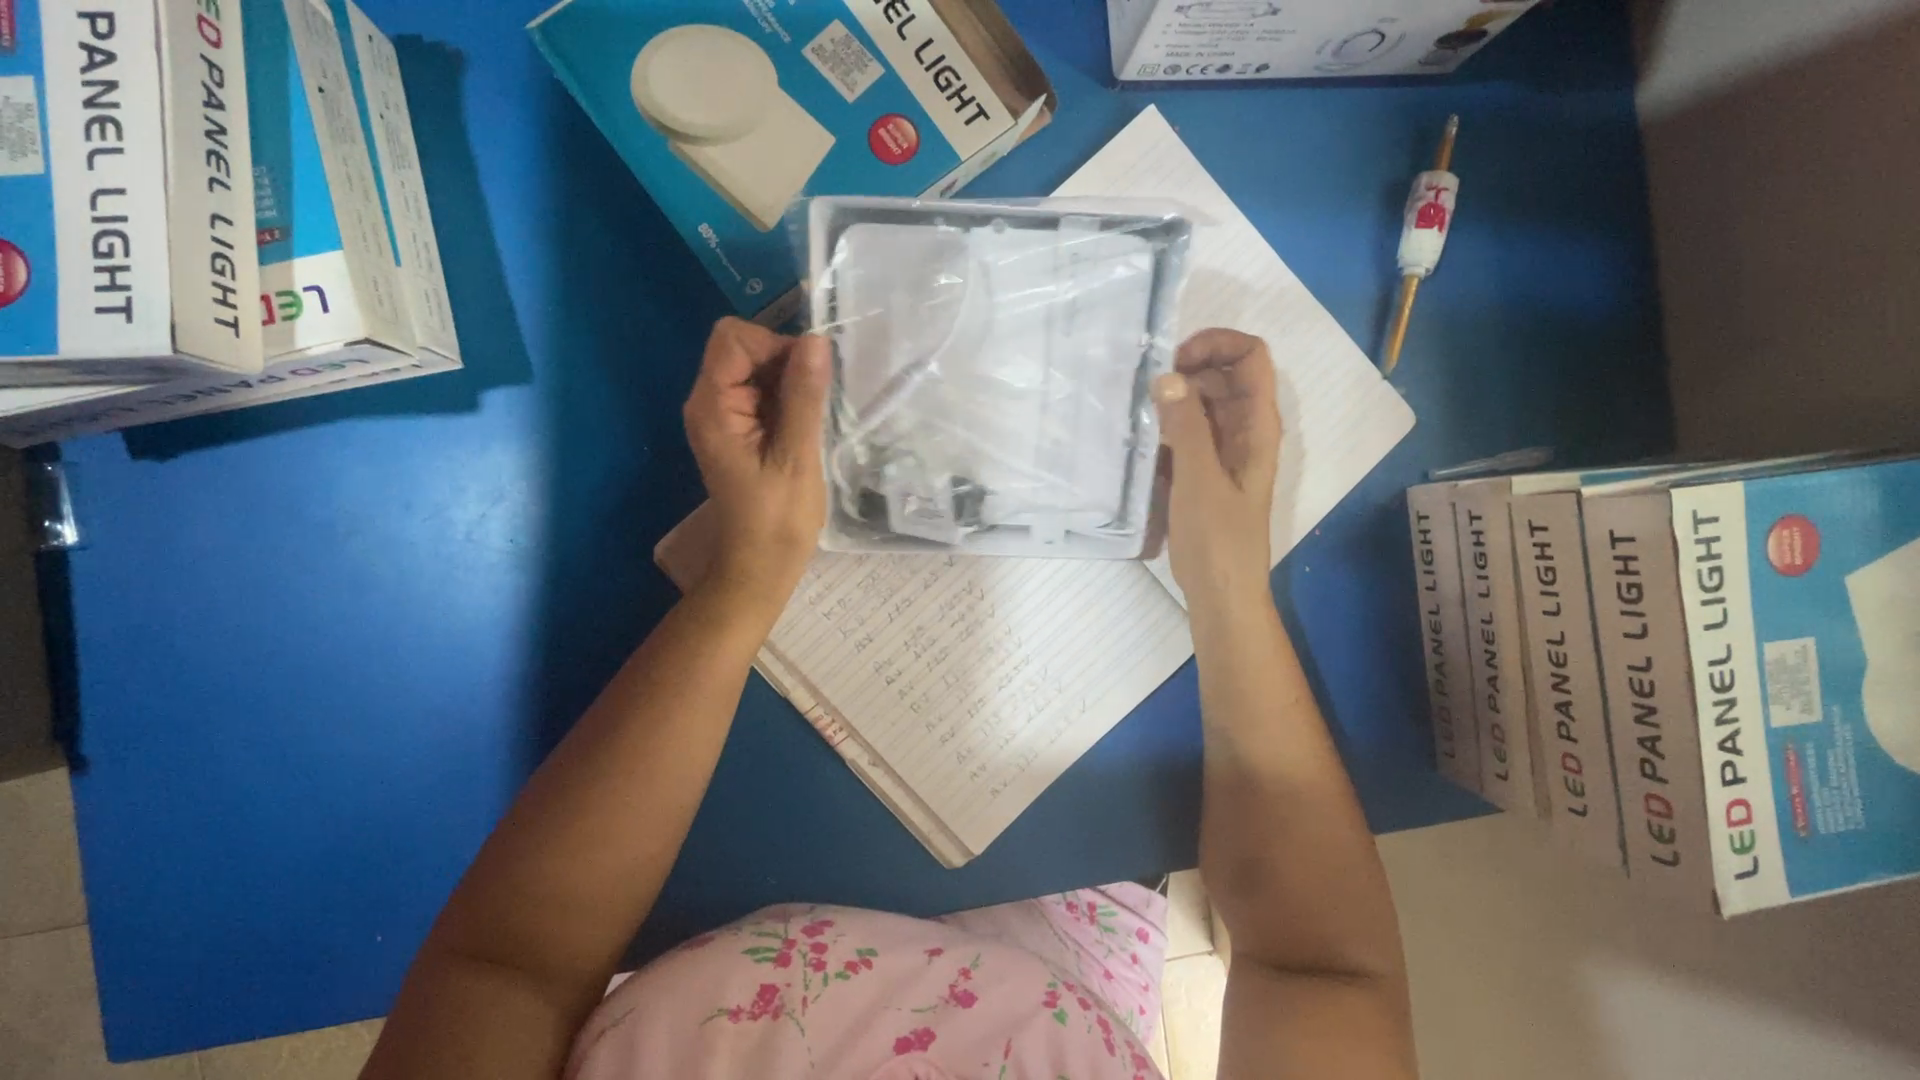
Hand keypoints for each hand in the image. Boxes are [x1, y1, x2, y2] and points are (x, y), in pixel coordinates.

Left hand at [683, 317, 830, 602]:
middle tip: (814, 402)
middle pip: (743, 348)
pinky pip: (762, 392)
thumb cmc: (778, 520)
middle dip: (784, 361)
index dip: (774, 345)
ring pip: (756, 368)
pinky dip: (787, 398)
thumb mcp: (796, 457)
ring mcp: (723, 417)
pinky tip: (804, 427)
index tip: (808, 378)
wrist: (761, 568)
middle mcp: (709, 403)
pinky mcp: (739, 430)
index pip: (733, 338)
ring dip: (790, 381)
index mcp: (713, 407)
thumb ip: (804, 397)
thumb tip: (816, 340)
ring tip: (811, 419)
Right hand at [1153, 329, 1280, 606]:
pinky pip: (1186, 432)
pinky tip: (1138, 439)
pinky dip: (1165, 426)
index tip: (1174, 361)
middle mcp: (1244, 430)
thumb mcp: (1199, 478)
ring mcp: (1223, 450)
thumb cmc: (1218, 538)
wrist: (1221, 592)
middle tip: (1146, 387)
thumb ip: (1185, 426)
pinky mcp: (1202, 470)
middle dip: (1187, 368)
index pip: (1250, 356)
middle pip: (1223, 374)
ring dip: (1172, 398)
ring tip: (1136, 410)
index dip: (1217, 345)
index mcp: (1257, 425)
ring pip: (1201, 403)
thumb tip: (1166, 377)